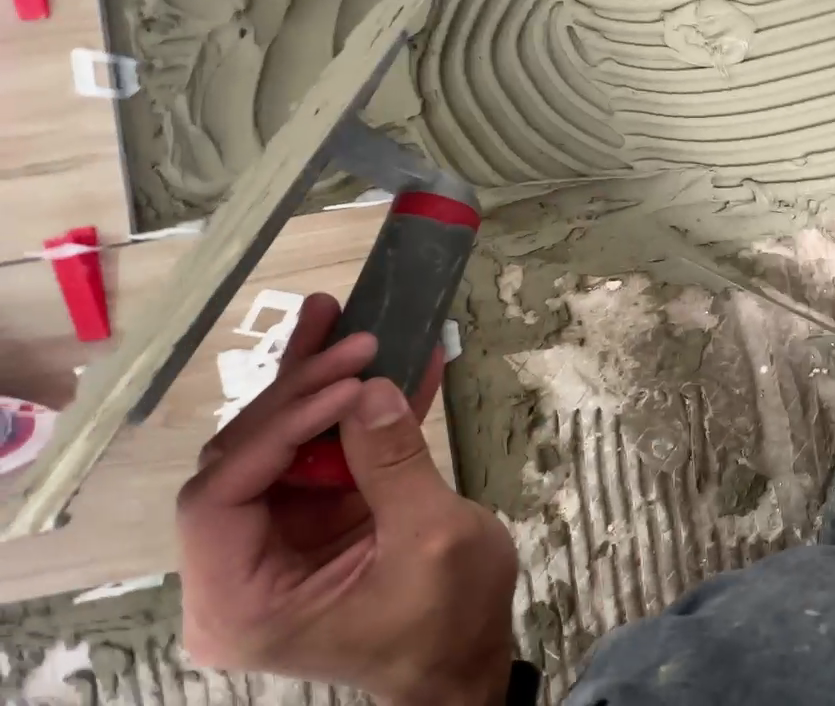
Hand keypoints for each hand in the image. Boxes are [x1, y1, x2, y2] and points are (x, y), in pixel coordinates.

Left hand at [177, 294, 516, 705]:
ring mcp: (280, 539)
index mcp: (242, 597)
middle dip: (302, 394)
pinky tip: (393, 363)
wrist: (468, 656)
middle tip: (356, 336)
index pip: (223, 498)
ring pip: (284, 447)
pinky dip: (361, 411)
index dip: (279, 430)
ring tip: (342, 320)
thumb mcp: (430, 538)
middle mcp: (242, 566)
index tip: (350, 382)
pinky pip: (329, 455)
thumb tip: (370, 390)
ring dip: (321, 385)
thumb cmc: (448, 614)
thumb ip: (394, 465)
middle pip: (247, 461)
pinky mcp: (320, 519)